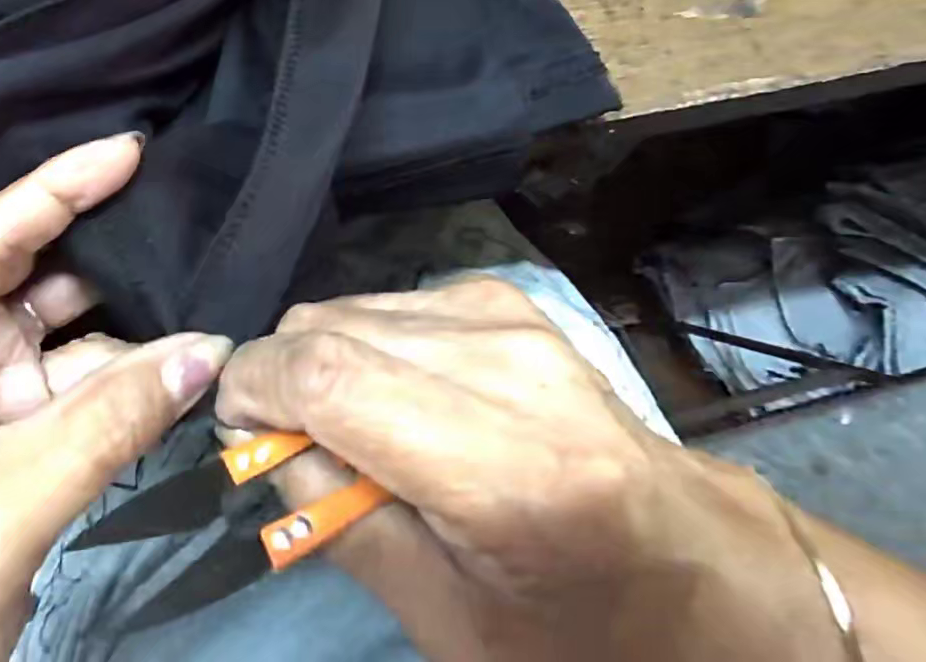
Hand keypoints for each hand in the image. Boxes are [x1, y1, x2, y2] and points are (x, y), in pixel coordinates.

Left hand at [0, 134, 232, 661]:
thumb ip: (112, 417)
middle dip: (97, 246)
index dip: (54, 193)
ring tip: (196, 272)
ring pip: (60, 331)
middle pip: (20, 279)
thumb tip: (215, 349)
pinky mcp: (4, 431)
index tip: (126, 149)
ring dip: (128, 318)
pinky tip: (182, 353)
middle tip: (170, 196)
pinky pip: (79, 379)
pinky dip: (129, 370)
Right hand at [212, 277, 850, 661]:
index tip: (233, 426)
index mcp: (504, 465)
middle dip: (279, 374)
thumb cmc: (576, 628)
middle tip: (286, 439)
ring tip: (346, 424)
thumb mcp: (445, 619)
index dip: (256, 386)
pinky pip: (391, 302)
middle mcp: (506, 361)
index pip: (331, 376)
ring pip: (353, 307)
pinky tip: (393, 393)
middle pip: (332, 326)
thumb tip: (260, 438)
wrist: (692, 558)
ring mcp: (508, 315)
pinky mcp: (505, 298)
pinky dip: (364, 343)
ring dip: (322, 358)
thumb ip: (339, 517)